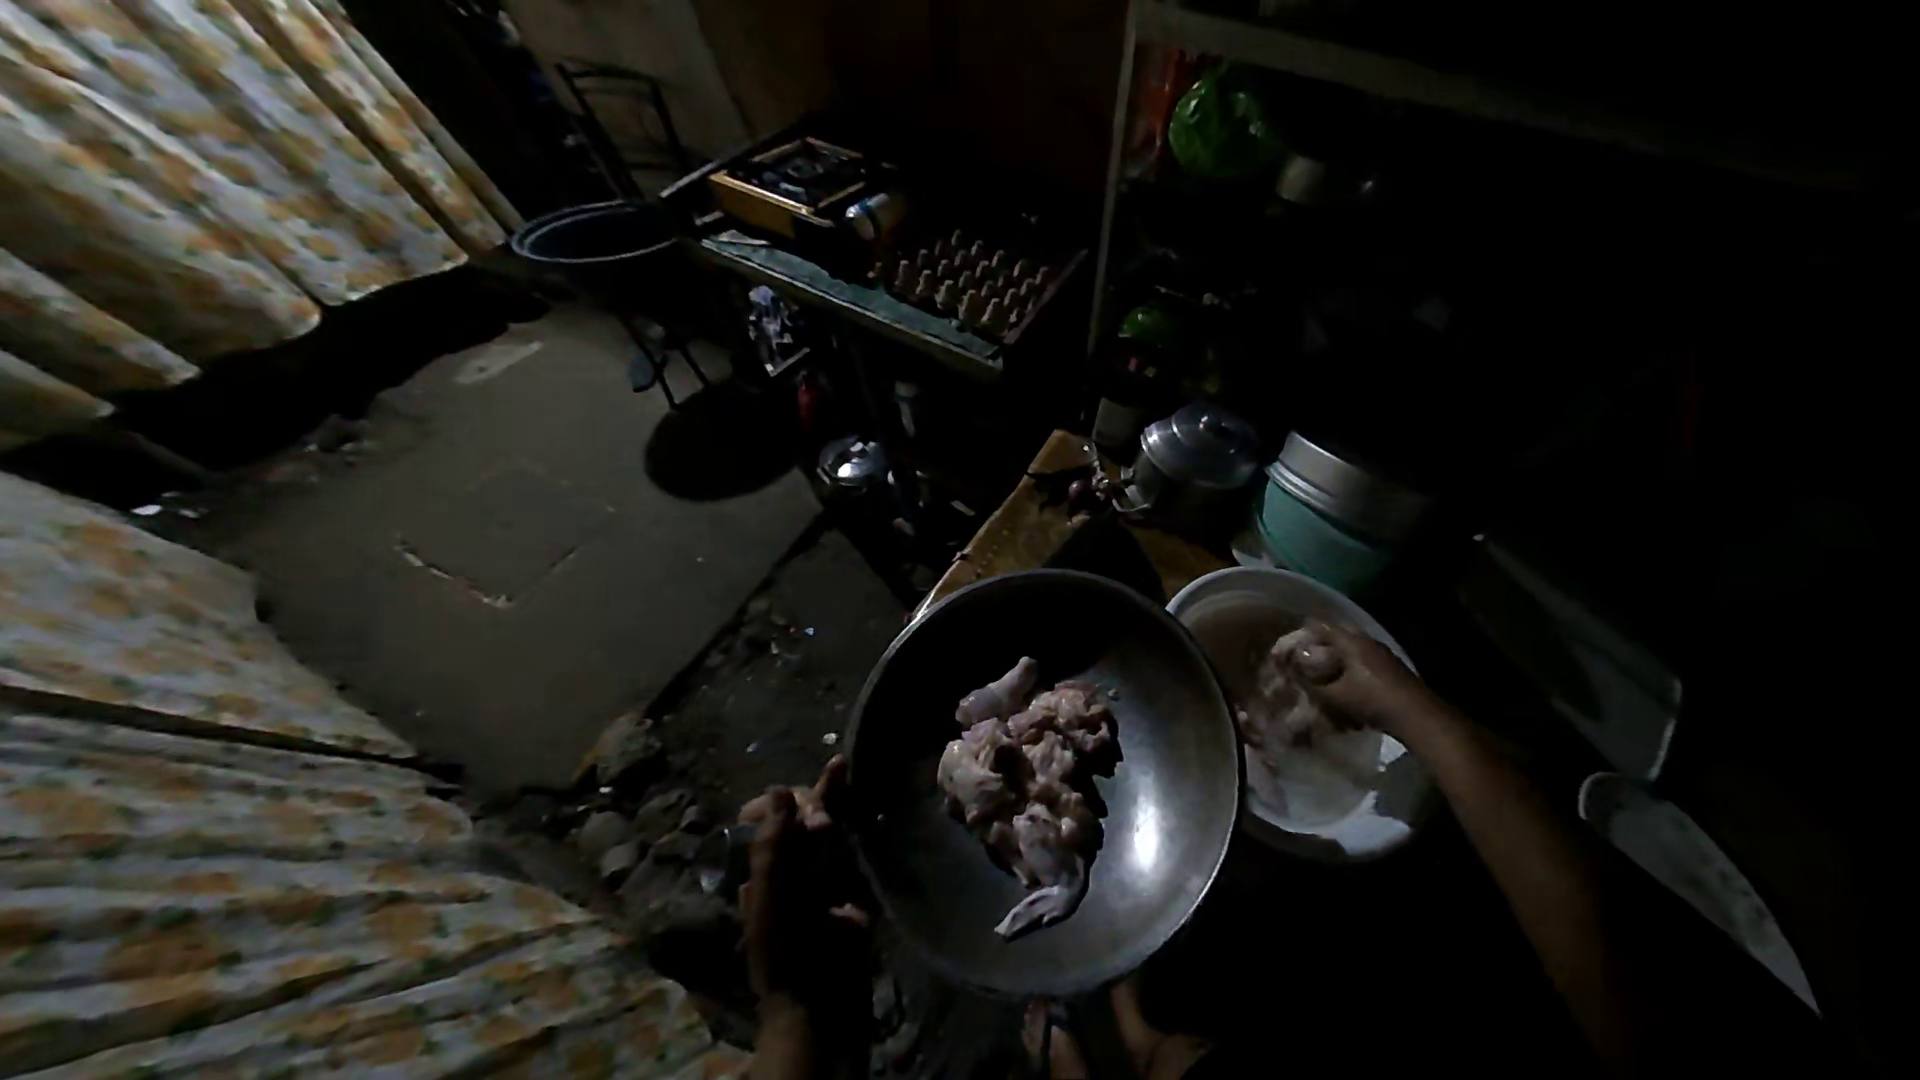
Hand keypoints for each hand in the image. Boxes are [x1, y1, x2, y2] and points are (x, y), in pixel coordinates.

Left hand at [738, 757, 869, 1016]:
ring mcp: (827, 876)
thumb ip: (773, 845)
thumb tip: (781, 789)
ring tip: (845, 771)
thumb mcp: (767, 898)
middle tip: (838, 767)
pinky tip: (872, 803)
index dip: (788, 799)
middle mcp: (796, 867)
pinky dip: (865, 828)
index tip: (798, 788)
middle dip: (823, 792)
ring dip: (843, 802)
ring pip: (838, 828)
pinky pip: (860, 850)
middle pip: (811, 818)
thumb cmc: (783, 951)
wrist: (821, 1003)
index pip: (778, 820)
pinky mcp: (857, 886)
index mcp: (768, 868)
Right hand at [1278, 620, 1440, 738]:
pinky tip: (1346, 679)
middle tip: (1305, 654)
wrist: (1419, 718)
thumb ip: (1309, 683)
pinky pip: (1364, 656)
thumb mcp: (1333, 695)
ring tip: (1322, 668)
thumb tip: (1289, 671)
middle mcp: (1367, 641)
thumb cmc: (1372, 701)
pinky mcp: (1392, 667)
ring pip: (1353, 645)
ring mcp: (1383, 653)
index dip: (1302, 631)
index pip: (1320, 625)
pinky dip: (1351, 662)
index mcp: (1351, 642)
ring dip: (1337, 653)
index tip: (1289, 641)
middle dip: (1320, 641)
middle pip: (1338, 633)